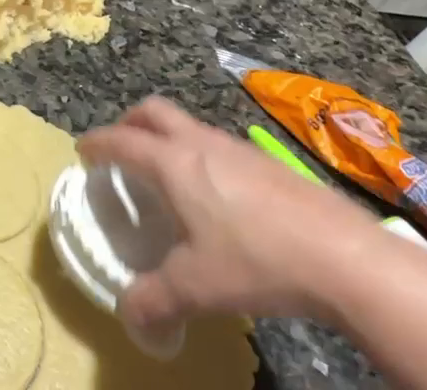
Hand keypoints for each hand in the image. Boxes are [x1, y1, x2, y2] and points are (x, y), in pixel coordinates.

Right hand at [78, 97, 382, 330]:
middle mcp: (201, 144)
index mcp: (173, 163)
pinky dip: (200, 156)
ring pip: (190, 125)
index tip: (82, 152)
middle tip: (121, 148)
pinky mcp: (269, 163)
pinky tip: (215, 196)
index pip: (121, 140)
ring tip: (167, 176)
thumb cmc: (257, 261)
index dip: (97, 144)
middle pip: (154, 111)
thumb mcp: (195, 288)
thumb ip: (153, 300)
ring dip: (168, 138)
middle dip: (130, 123)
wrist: (345, 256)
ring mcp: (239, 149)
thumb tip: (128, 316)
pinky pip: (218, 145)